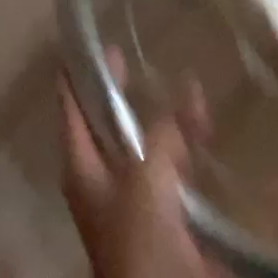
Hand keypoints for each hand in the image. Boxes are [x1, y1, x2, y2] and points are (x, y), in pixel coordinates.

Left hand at [57, 54, 215, 277]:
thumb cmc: (138, 231)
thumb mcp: (146, 173)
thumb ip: (163, 131)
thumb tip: (183, 98)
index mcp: (82, 169)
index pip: (71, 114)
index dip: (74, 81)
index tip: (77, 47)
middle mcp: (102, 177)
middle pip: (107, 123)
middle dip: (117, 91)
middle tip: (123, 51)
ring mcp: (133, 193)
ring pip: (145, 139)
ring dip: (166, 114)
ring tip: (191, 87)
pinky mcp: (163, 207)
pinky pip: (172, 162)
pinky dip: (186, 141)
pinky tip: (206, 124)